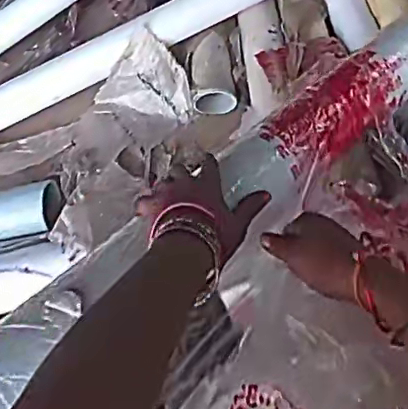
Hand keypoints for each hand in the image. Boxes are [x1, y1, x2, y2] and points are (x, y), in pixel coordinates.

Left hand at [138, 157, 269, 263]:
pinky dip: (144, 202)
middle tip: (184, 181)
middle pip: (180, 169)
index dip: (207, 162)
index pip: (208, 165)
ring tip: (165, 193)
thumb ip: (249, 207)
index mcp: (207, 185)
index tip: (207, 161)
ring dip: (164, 186)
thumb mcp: (237, 223)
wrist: (187, 248)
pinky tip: (145, 206)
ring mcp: (165, 191)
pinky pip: (143, 198)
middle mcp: (185, 183)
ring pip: (161, 180)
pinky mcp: (150, 203)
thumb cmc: (214, 236)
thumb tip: (264, 195)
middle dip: (181, 174)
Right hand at [263, 213, 407, 328]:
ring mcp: (338, 232)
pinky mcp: (351, 247)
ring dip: (313, 254)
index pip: (285, 228)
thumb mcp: (293, 256)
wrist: (365, 279)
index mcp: (305, 218)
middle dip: (298, 248)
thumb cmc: (323, 265)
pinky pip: (330, 251)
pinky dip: (326, 259)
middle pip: (302, 234)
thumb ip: (276, 245)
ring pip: (317, 242)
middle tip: (297, 267)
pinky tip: (327, 272)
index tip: (285, 261)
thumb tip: (263, 235)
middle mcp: (322, 220)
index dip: (283, 245)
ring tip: (311, 272)